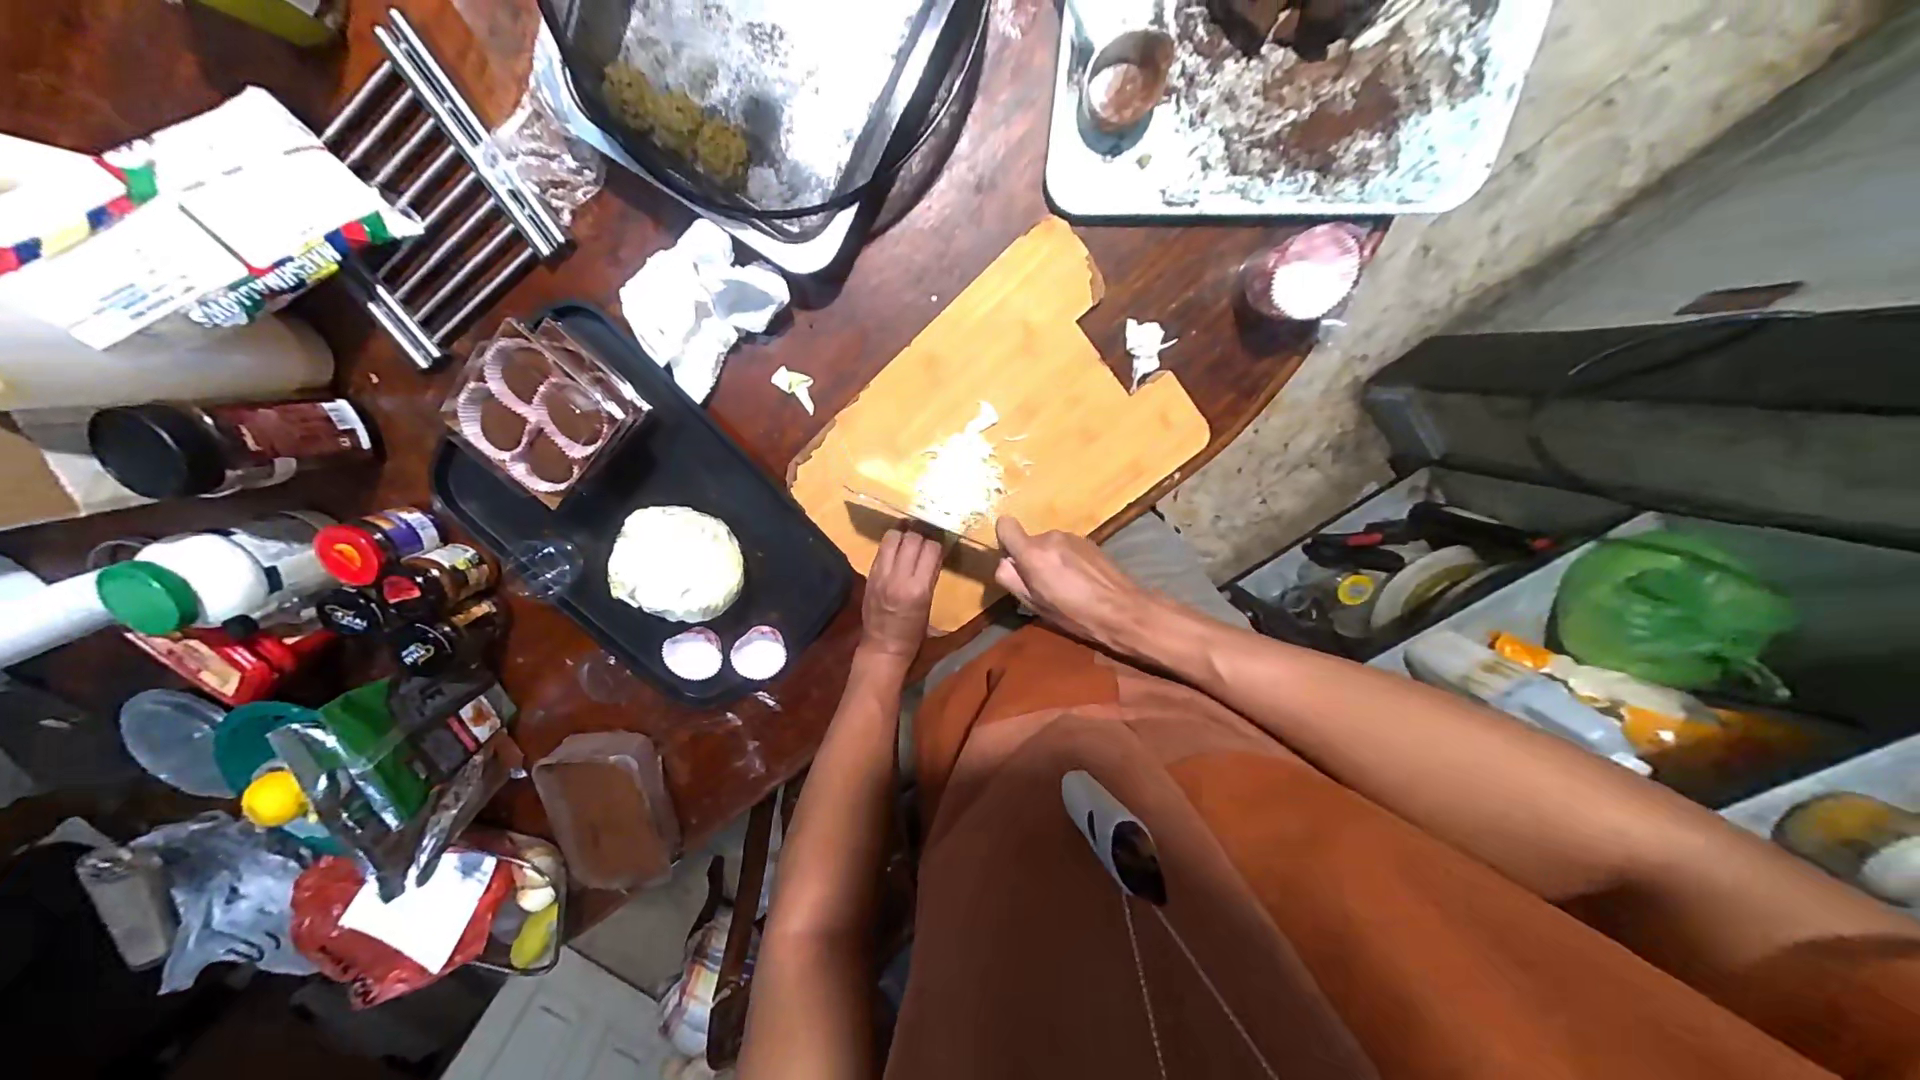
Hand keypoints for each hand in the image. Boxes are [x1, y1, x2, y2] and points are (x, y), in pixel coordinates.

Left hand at [859, 528, 942, 659]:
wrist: (883, 647)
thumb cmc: (913, 632)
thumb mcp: (928, 603)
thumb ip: (930, 576)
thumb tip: (935, 552)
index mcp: (919, 589)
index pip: (931, 549)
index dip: (937, 543)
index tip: (939, 545)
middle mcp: (899, 578)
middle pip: (912, 538)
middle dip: (921, 535)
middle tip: (925, 538)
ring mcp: (881, 574)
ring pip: (893, 537)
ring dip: (903, 534)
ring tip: (909, 538)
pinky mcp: (870, 574)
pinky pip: (881, 549)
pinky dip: (891, 544)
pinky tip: (896, 547)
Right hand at [994, 516, 1152, 649]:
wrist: (1122, 609)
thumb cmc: (1075, 614)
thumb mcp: (1035, 605)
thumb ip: (1012, 580)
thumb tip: (1004, 563)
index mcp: (1033, 553)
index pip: (1005, 525)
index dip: (1005, 540)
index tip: (1014, 561)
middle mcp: (1050, 537)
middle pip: (1029, 541)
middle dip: (1031, 559)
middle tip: (1044, 586)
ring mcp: (1071, 537)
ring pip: (1049, 545)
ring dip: (1051, 560)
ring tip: (1066, 585)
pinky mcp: (1088, 541)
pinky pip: (1066, 547)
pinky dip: (1067, 559)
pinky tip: (1081, 580)